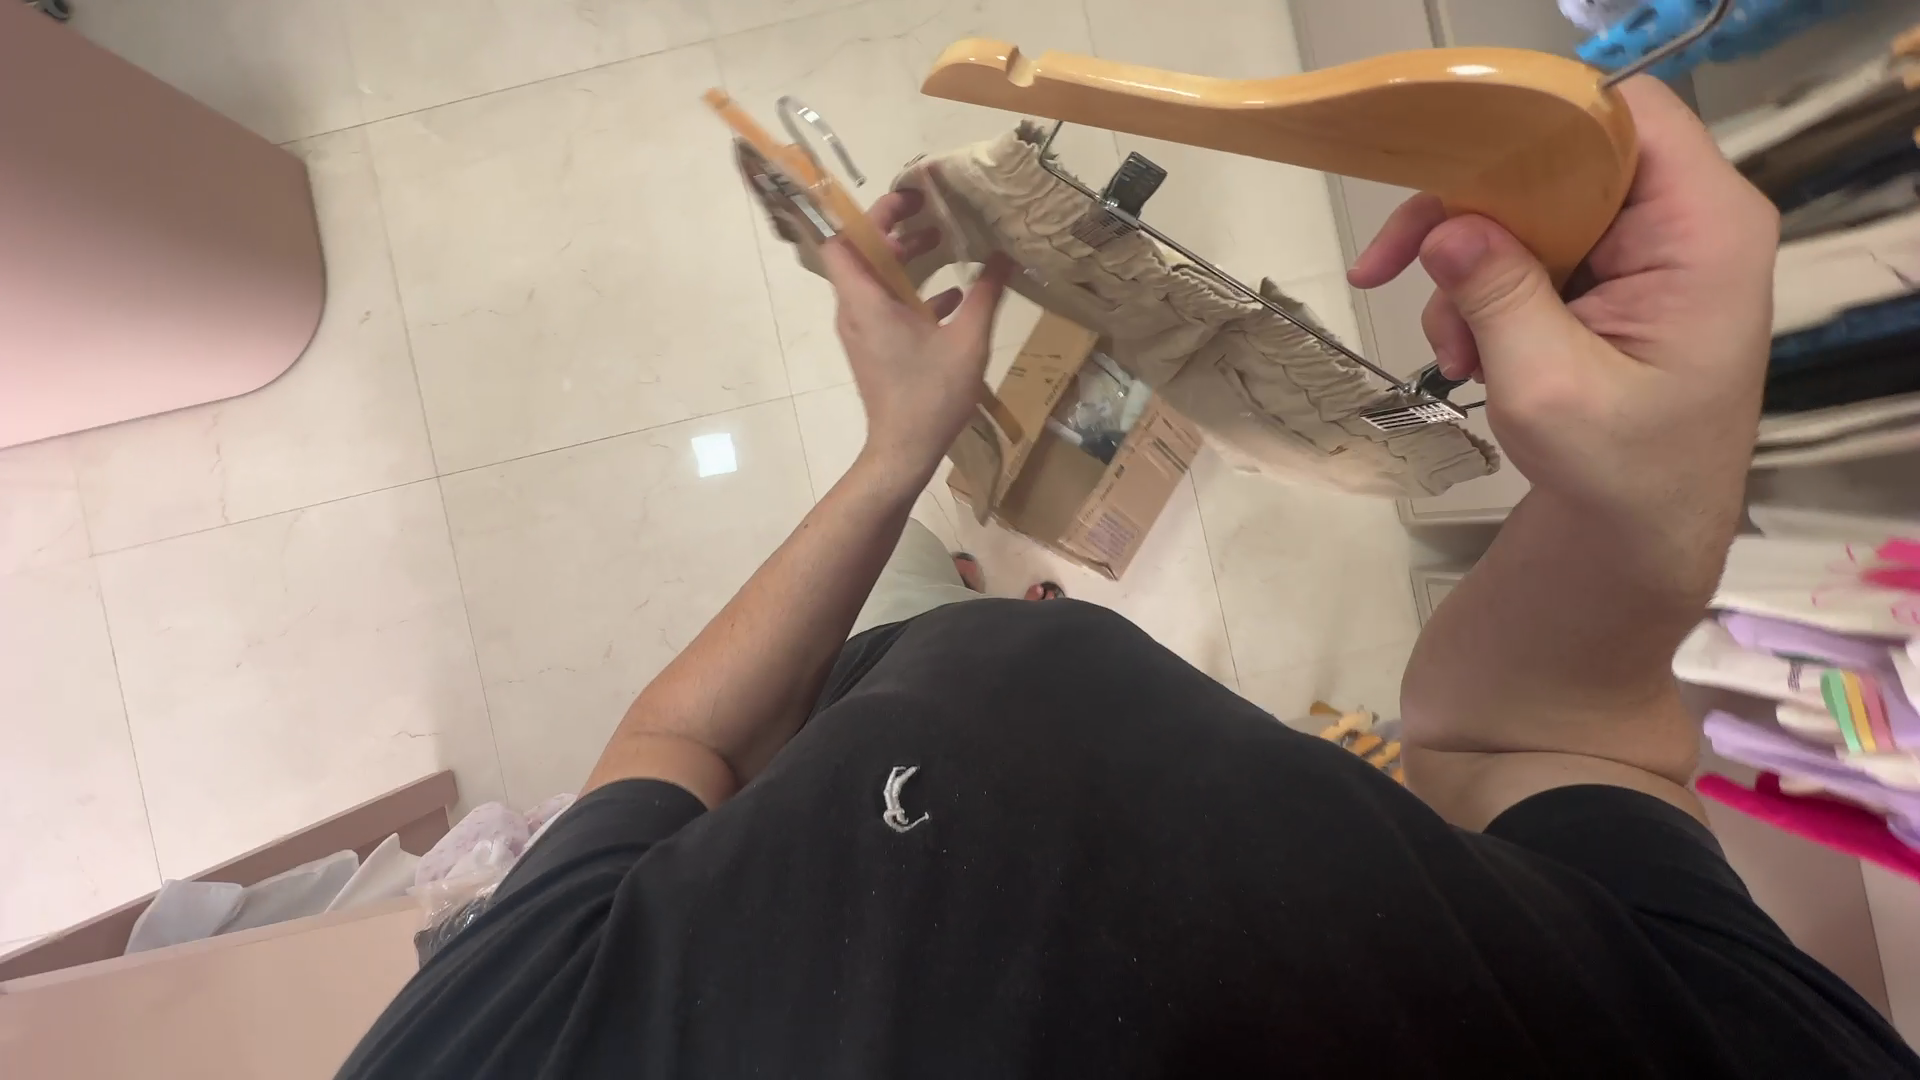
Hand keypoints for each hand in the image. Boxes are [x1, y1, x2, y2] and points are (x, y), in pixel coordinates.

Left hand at [819, 189, 1013, 487]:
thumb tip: (1006, 255)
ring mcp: (862, 333)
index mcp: (867, 301)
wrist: (904, 450)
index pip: (845, 238)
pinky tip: (954, 298)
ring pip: (875, 282)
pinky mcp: (873, 350)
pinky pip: (885, 309)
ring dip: (905, 262)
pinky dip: (911, 295)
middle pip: (862, 254)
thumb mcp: (968, 341)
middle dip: (895, 231)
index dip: (871, 212)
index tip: (908, 200)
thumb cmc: (931, 396)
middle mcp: (855, 311)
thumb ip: (987, 293)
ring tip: (944, 246)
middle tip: (932, 215)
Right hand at [1348, 77, 1777, 608]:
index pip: (1624, 120)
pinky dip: (1476, 308)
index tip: (1443, 178)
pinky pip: (1520, 265)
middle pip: (1553, 170)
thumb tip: (1443, 227)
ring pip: (1522, 222)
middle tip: (1384, 270)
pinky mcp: (1601, 288)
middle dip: (1464, 225)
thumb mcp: (1546, 383)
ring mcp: (1635, 257)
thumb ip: (1500, 296)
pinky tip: (1469, 361)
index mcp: (1697, 229)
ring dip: (1463, 284)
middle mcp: (1672, 225)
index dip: (1534, 130)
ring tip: (1454, 359)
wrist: (1633, 523)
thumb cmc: (1616, 463)